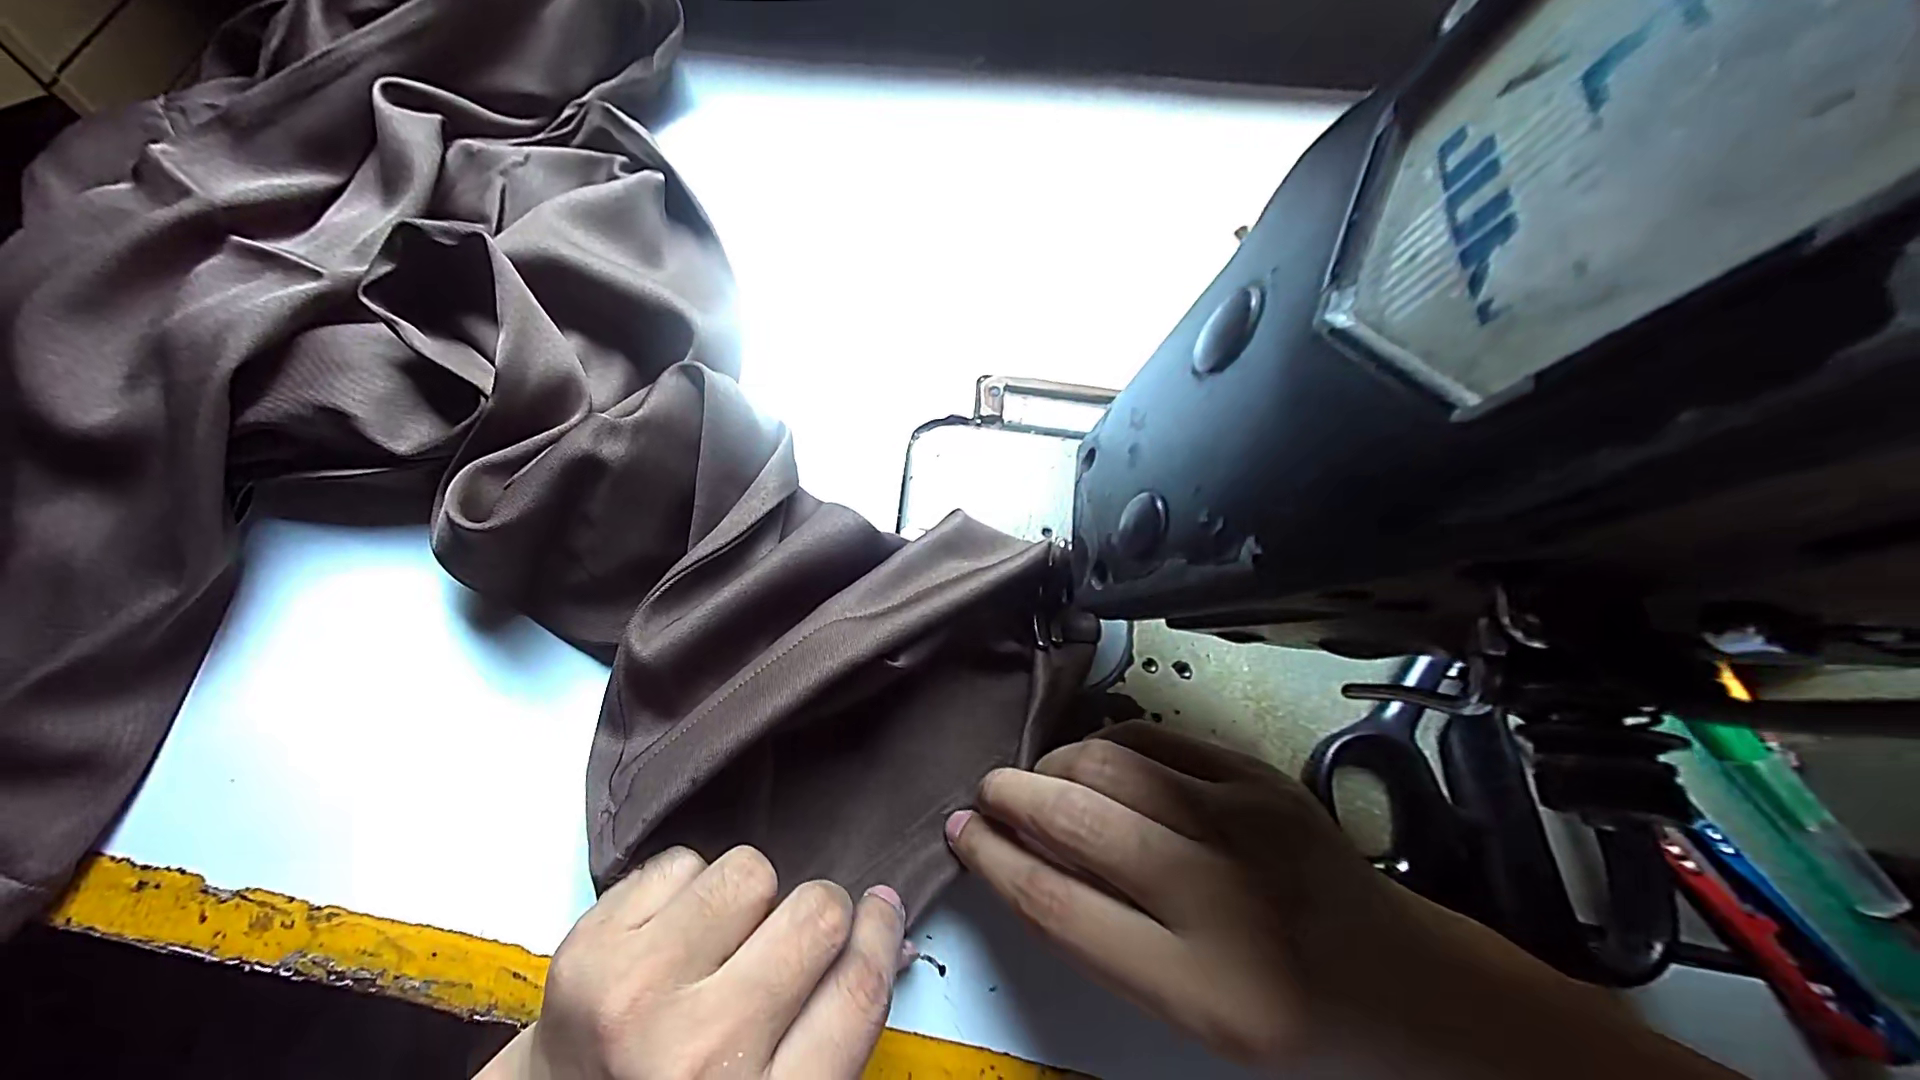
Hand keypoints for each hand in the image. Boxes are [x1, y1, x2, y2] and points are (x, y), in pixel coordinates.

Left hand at [478, 846, 908, 1079]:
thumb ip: (838, 1025)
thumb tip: (888, 936)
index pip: (859, 987)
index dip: (881, 931)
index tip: (882, 906)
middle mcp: (699, 1056)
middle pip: (815, 912)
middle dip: (817, 910)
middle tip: (792, 932)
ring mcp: (634, 998)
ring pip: (750, 869)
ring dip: (746, 897)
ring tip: (716, 943)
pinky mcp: (588, 951)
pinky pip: (682, 861)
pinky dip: (685, 888)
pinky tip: (667, 936)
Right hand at [945, 720, 1739, 1078]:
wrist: (1401, 979)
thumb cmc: (1280, 1012)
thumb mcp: (1185, 1009)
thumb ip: (1101, 932)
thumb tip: (1022, 850)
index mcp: (1200, 987)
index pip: (1060, 906)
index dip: (994, 859)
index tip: (958, 830)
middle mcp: (1222, 894)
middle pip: (1079, 820)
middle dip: (1011, 795)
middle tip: (985, 791)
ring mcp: (1246, 818)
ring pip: (1111, 761)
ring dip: (1057, 763)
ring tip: (1042, 778)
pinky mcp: (1261, 775)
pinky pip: (1158, 738)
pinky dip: (1111, 745)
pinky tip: (1099, 760)